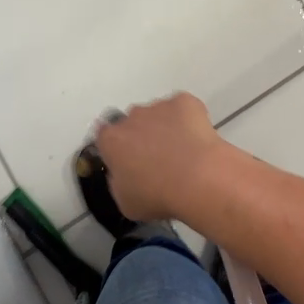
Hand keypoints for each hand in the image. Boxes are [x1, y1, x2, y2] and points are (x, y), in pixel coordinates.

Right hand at [93, 93, 227, 221]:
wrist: (198, 178)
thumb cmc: (157, 196)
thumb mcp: (126, 202)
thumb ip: (118, 181)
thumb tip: (124, 172)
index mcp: (112, 140)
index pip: (105, 137)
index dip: (117, 149)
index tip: (129, 162)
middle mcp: (132, 116)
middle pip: (133, 123)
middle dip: (142, 136)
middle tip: (158, 160)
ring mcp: (159, 106)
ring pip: (158, 114)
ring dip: (165, 127)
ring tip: (183, 152)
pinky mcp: (185, 101)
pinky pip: (182, 108)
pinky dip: (188, 120)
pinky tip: (197, 140)